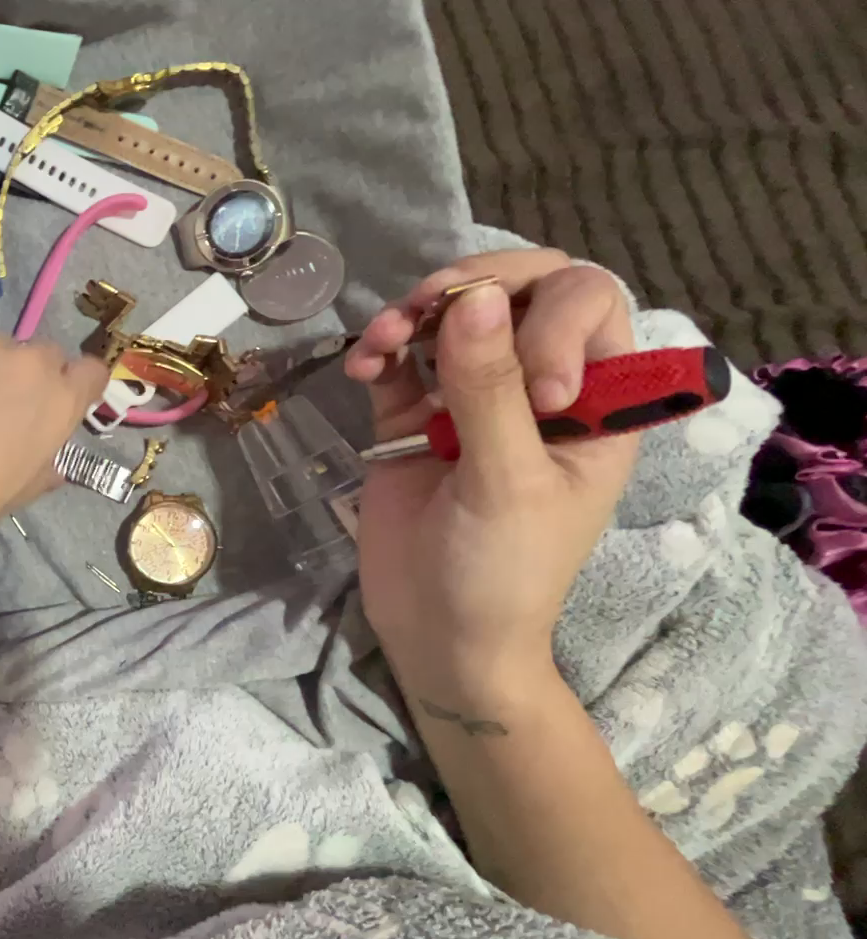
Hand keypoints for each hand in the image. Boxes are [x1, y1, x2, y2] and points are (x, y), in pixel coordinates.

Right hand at [343, 251, 641, 699]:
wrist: (436, 632)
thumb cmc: (501, 569)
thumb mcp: (507, 480)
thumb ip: (488, 389)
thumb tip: (470, 297)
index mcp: (595, 399)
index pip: (587, 308)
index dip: (550, 319)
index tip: (525, 393)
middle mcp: (532, 387)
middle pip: (517, 296)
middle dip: (470, 289)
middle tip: (423, 309)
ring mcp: (465, 402)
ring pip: (448, 322)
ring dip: (411, 317)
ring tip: (377, 342)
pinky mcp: (407, 423)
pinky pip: (397, 367)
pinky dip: (378, 355)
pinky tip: (360, 368)